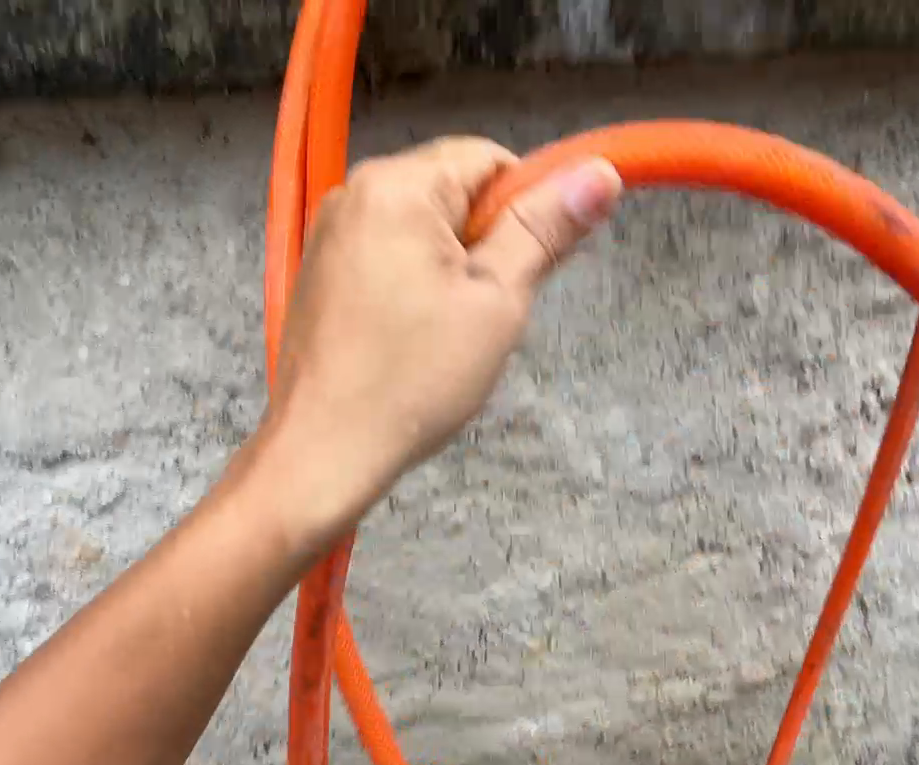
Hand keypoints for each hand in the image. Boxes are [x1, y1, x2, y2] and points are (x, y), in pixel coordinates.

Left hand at [250, 136, 622, 543]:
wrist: (324, 450)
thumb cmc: (415, 379)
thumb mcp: (496, 303)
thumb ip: (545, 231)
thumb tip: (600, 172)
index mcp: (397, 186)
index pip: (489, 160)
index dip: (525, 210)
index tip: (527, 270)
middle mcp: (353, 193)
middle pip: (451, 193)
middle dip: (485, 246)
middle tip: (487, 315)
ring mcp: (328, 236)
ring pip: (420, 232)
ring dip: (451, 272)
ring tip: (448, 336)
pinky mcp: (318, 276)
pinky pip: (386, 259)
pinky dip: (413, 288)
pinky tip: (413, 341)